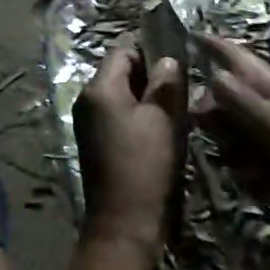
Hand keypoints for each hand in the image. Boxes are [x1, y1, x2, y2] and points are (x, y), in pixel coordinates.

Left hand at [75, 38, 186, 251]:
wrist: (123, 221)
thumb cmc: (144, 164)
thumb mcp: (161, 119)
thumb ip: (165, 84)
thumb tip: (168, 58)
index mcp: (98, 87)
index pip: (121, 50)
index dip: (149, 47)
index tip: (177, 53)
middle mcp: (87, 98)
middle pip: (119, 70)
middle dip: (149, 71)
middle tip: (183, 80)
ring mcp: (89, 119)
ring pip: (120, 92)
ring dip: (145, 93)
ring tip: (177, 101)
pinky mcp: (96, 138)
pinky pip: (117, 112)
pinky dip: (137, 111)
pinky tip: (161, 123)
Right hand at [191, 34, 269, 251]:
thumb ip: (250, 105)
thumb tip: (214, 73)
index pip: (242, 61)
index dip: (218, 47)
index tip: (189, 35)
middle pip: (227, 99)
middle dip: (213, 112)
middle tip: (204, 127)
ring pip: (230, 132)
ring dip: (228, 148)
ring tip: (246, 169)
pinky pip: (241, 161)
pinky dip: (243, 173)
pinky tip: (259, 188)